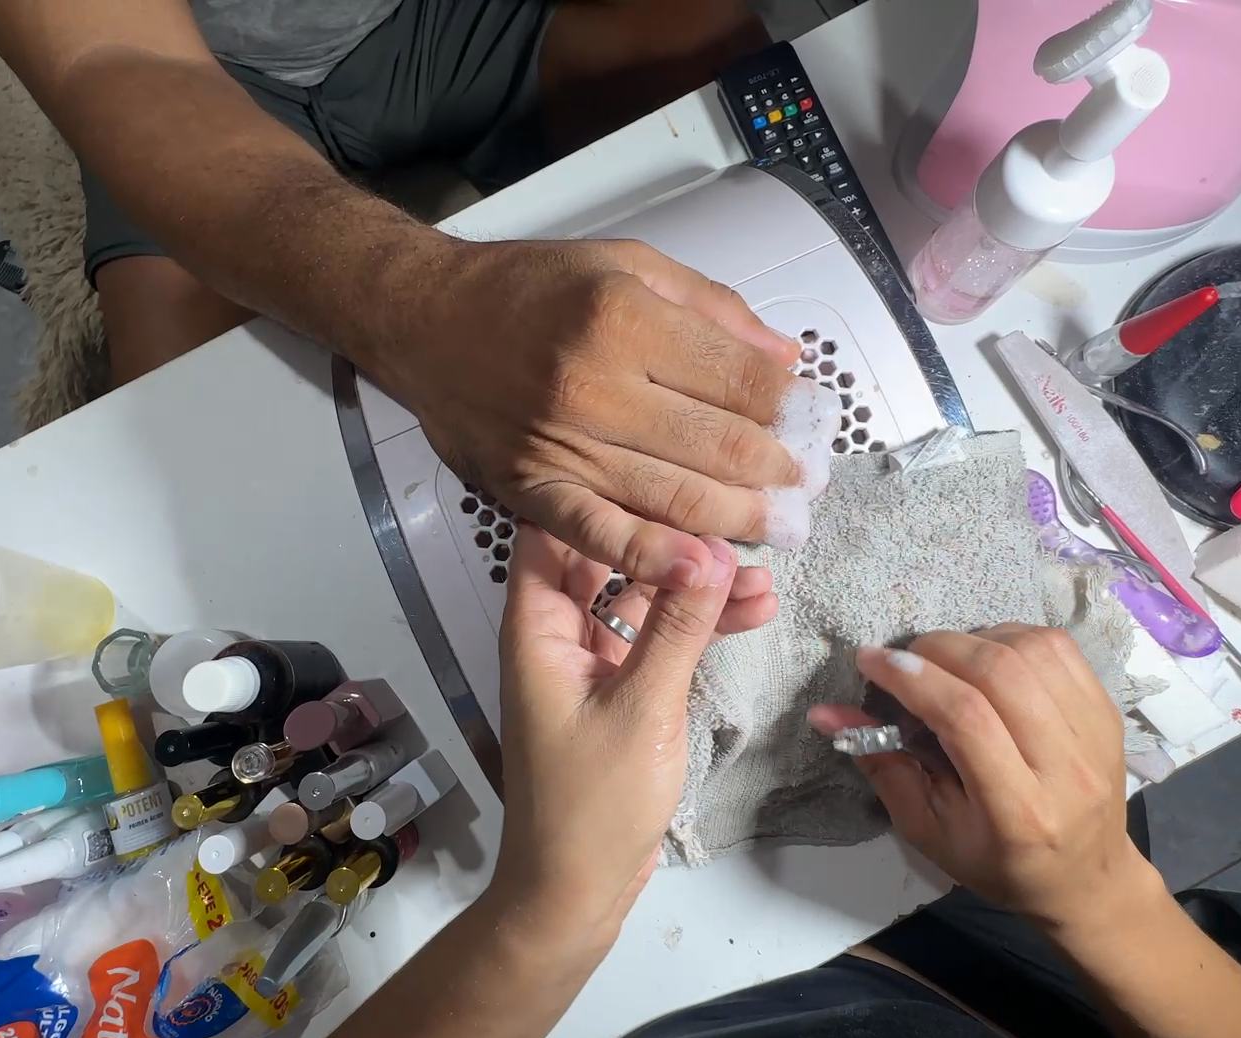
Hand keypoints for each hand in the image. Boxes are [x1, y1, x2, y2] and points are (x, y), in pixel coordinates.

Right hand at [373, 237, 837, 591]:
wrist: (427, 323)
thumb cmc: (524, 289)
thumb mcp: (624, 262)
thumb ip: (710, 308)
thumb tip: (782, 357)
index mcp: (624, 318)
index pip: (737, 378)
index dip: (788, 407)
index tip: (813, 423)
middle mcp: (593, 386)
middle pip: (715, 443)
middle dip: (777, 470)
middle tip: (808, 484)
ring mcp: (560, 446)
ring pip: (673, 494)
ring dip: (740, 517)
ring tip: (783, 526)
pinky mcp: (531, 489)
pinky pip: (599, 532)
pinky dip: (652, 557)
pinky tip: (702, 572)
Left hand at [491, 526, 774, 938]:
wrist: (576, 890)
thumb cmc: (593, 802)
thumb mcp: (642, 708)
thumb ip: (677, 626)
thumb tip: (712, 549)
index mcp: (535, 626)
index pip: (553, 529)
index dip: (602, 496)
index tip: (666, 475)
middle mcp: (557, 631)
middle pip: (608, 560)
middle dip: (668, 543)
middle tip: (733, 528)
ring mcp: (589, 659)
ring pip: (641, 600)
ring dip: (694, 591)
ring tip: (763, 580)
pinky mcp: (618, 685)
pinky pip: (654, 640)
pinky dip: (694, 629)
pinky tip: (750, 614)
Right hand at [809, 626, 1159, 932]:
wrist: (1086, 879)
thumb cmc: (994, 859)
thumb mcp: (924, 827)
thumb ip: (878, 764)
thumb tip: (824, 713)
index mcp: (1017, 809)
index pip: (963, 715)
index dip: (910, 676)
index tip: (869, 661)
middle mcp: (1065, 768)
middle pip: (999, 672)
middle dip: (936, 648)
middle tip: (904, 658)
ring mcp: (1095, 736)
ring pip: (1030, 650)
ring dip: (973, 639)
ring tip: (945, 658)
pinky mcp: (1109, 712)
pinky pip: (1056, 647)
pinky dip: (1010, 636)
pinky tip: (987, 655)